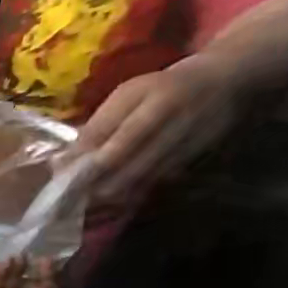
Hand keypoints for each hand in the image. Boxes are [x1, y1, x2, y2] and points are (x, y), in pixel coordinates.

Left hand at [77, 54, 241, 203]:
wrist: (225, 82)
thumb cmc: (163, 86)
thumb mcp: (128, 94)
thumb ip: (99, 125)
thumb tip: (66, 159)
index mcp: (158, 104)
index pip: (119, 144)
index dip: (89, 166)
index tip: (62, 179)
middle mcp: (176, 129)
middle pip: (128, 171)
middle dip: (94, 189)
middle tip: (66, 201)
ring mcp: (186, 151)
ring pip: (139, 184)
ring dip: (106, 198)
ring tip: (80, 205)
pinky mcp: (190, 166)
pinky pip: (151, 188)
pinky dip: (124, 197)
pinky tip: (104, 203)